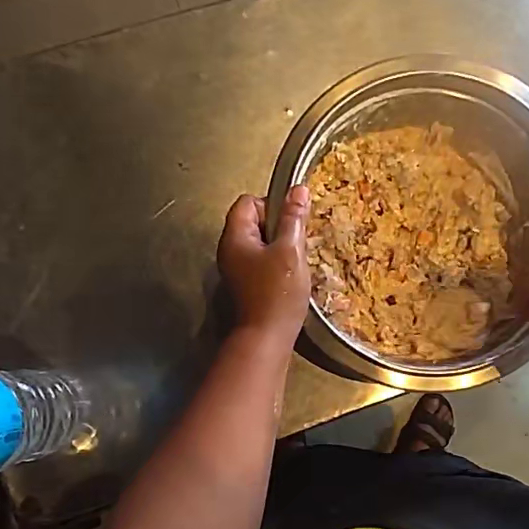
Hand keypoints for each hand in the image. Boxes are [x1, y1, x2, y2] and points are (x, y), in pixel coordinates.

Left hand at [219, 187, 310, 341]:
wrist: (267, 337)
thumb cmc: (278, 294)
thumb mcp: (291, 251)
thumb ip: (294, 219)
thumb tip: (298, 190)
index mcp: (235, 237)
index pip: (249, 202)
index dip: (272, 207)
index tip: (291, 225)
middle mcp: (230, 250)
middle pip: (254, 223)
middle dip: (279, 229)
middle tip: (297, 245)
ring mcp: (237, 269)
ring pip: (261, 244)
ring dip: (281, 249)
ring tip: (296, 263)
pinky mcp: (247, 285)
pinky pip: (262, 263)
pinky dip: (277, 265)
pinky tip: (290, 278)